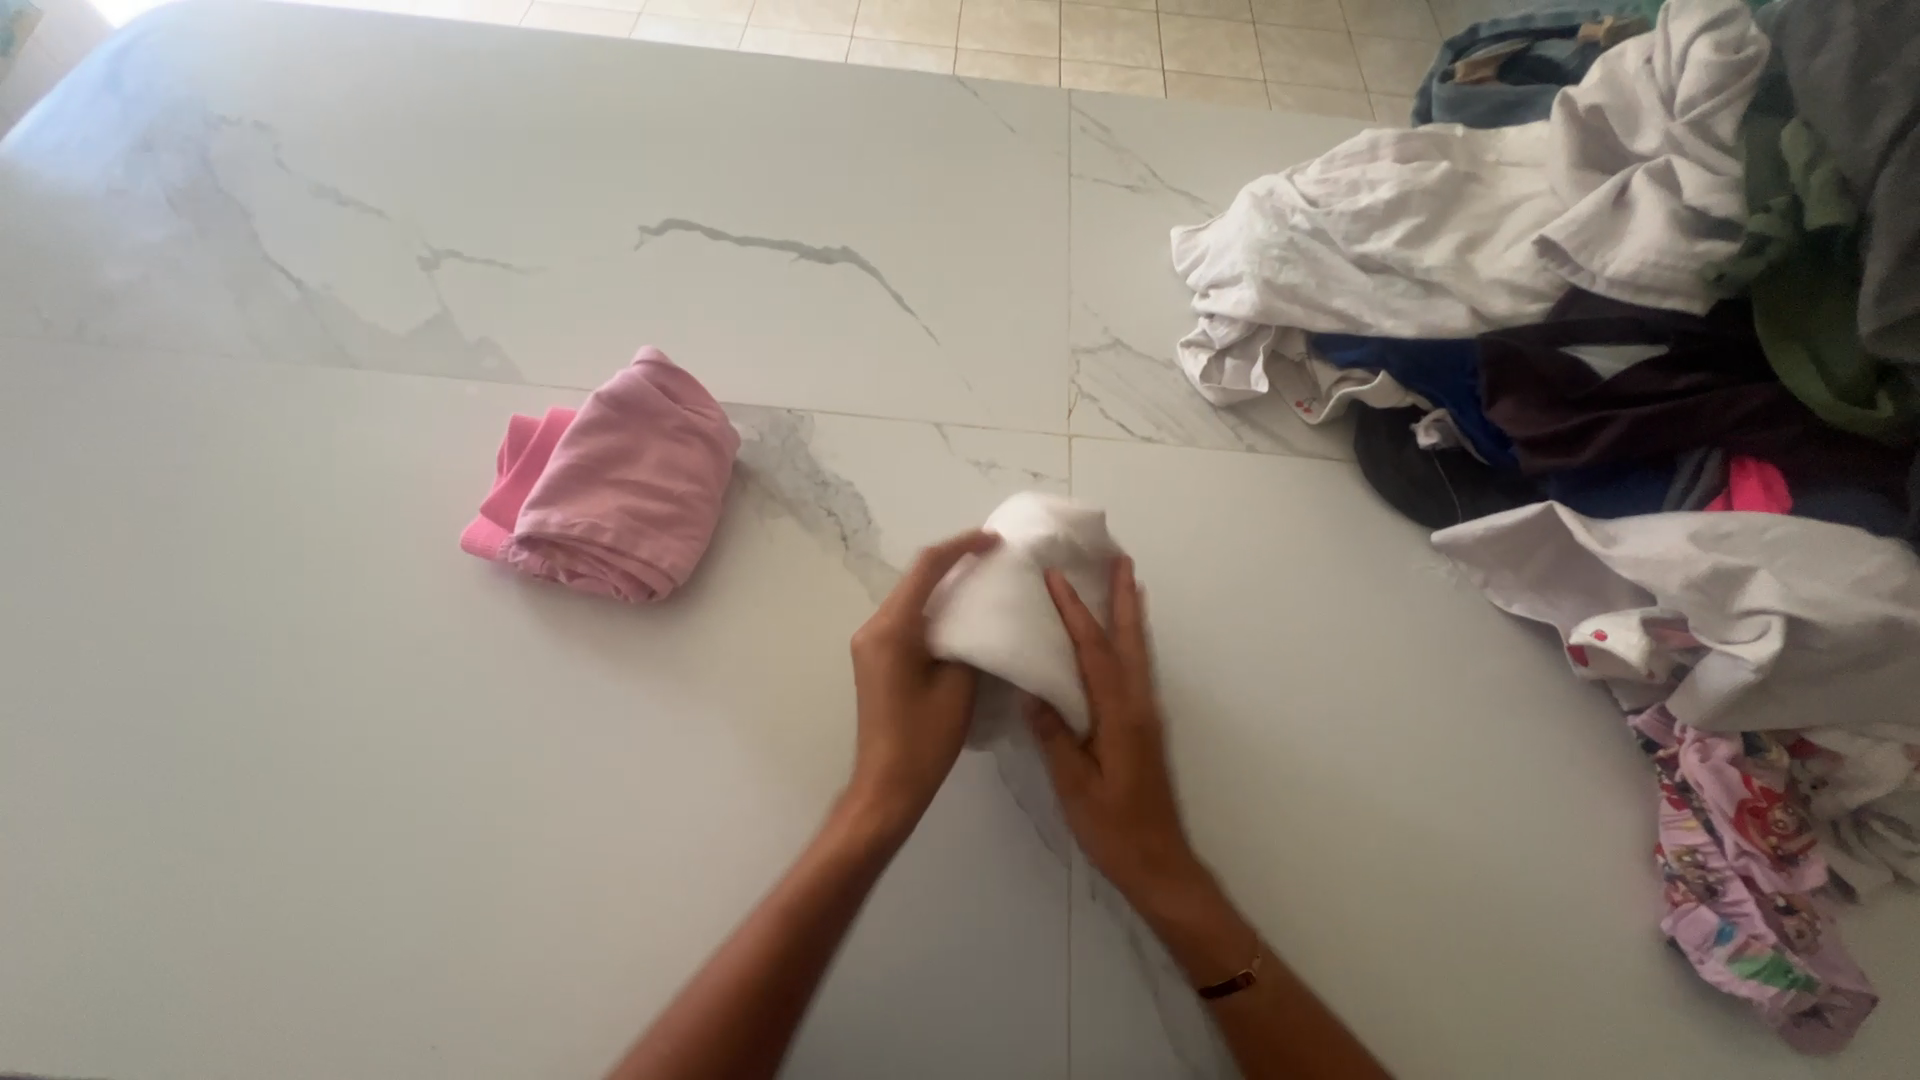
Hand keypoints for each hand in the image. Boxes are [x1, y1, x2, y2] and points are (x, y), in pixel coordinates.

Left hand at [844, 529, 1000, 837]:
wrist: (886, 785)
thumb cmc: (923, 740)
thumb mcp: (958, 689)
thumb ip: (968, 643)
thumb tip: (979, 620)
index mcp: (892, 630)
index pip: (927, 568)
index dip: (961, 546)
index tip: (994, 540)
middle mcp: (873, 628)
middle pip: (915, 579)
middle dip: (953, 561)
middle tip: (993, 556)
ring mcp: (870, 644)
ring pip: (910, 599)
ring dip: (943, 585)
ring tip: (983, 580)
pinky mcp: (875, 659)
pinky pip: (906, 620)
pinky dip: (934, 610)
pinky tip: (962, 615)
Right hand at [1026, 556, 1202, 896]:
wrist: (1160, 864)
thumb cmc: (1113, 828)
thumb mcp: (1075, 786)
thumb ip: (1056, 737)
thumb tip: (1033, 692)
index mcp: (1120, 715)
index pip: (1095, 652)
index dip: (1076, 612)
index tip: (1058, 577)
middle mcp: (1139, 705)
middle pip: (1131, 639)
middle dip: (1124, 596)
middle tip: (1121, 557)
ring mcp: (1146, 715)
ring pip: (1139, 651)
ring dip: (1131, 614)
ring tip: (1124, 582)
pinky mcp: (1145, 727)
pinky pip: (1137, 669)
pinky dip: (1130, 642)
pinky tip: (1121, 640)